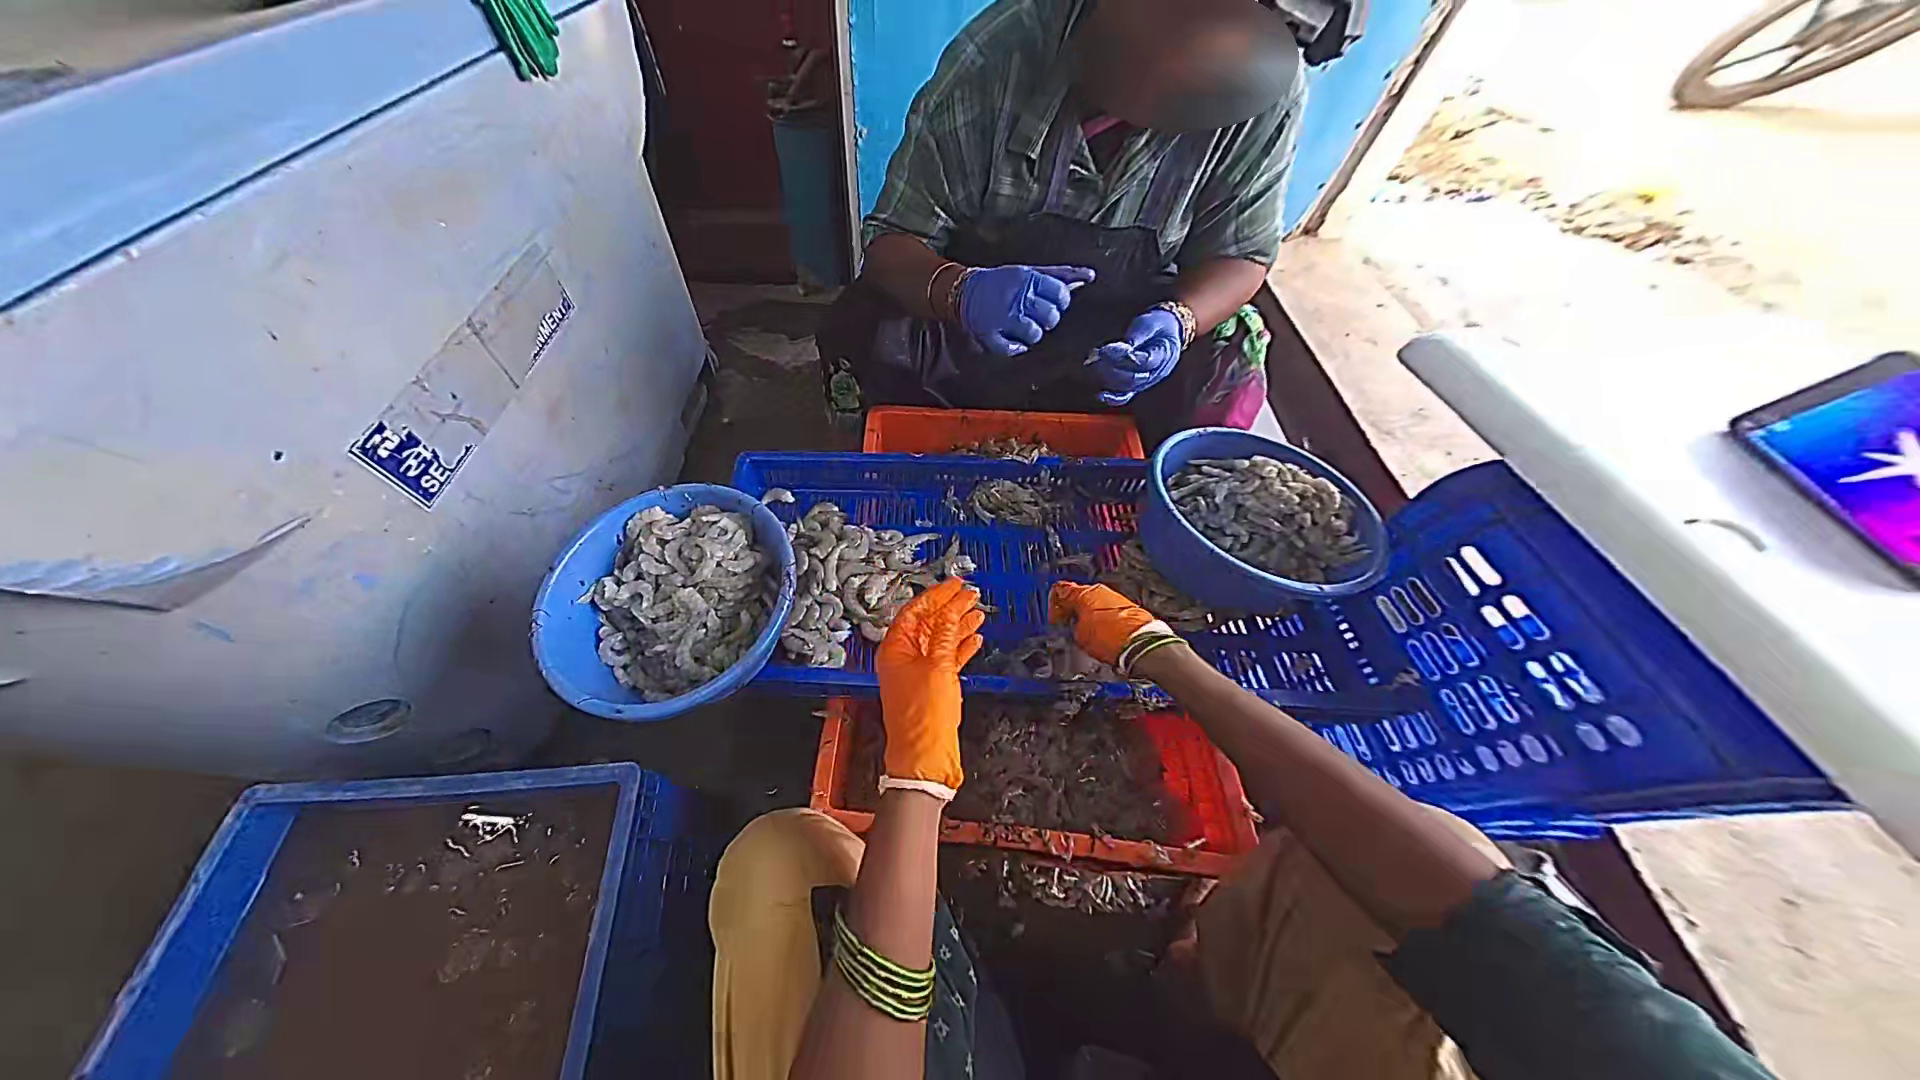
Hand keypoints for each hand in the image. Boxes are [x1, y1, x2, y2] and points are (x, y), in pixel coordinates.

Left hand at [876, 578, 985, 791]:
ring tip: (976, 611)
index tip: (955, 585)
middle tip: (969, 594)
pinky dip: (961, 646)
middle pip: (928, 622)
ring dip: (958, 624)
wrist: (926, 759)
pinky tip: (974, 638)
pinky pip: (948, 658)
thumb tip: (951, 609)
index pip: (915, 610)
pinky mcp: (933, 687)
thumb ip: (946, 634)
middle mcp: (904, 659)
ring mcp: (919, 673)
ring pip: (940, 639)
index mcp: (895, 649)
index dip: (936, 595)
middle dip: (950, 607)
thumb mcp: (938, 666)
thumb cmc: (923, 719)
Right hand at [957, 264, 1096, 356]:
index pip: (1061, 295)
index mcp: (1028, 280)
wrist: (963, 291)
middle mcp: (1017, 298)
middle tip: (1033, 314)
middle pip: (1051, 318)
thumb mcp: (1029, 272)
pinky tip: (1010, 337)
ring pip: (1035, 336)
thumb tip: (1089, 276)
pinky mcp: (990, 335)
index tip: (1049, 302)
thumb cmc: (1001, 282)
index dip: (1059, 302)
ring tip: (1020, 325)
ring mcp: (1003, 318)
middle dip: (1047, 319)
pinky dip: (1015, 347)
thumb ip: (1059, 275)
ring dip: (1030, 333)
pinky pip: (1014, 349)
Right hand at [1048, 582, 1155, 666]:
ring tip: (1086, 633)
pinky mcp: (1129, 607)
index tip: (1054, 617)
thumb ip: (1071, 625)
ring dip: (1087, 615)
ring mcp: (1116, 598)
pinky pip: (1109, 610)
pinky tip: (1102, 634)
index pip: (1061, 590)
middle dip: (1071, 610)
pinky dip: (1102, 619)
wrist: (1141, 645)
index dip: (1054, 605)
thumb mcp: (1079, 636)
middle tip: (1067, 625)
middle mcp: (1101, 591)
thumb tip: (1074, 626)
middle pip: (1079, 595)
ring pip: (1095, 602)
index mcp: (1084, 593)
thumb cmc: (1112, 639)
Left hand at [1088, 307, 1183, 404]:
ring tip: (1096, 364)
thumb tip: (1124, 349)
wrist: (1166, 331)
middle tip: (1099, 356)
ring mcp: (1147, 381)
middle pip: (1134, 378)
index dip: (1124, 358)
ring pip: (1128, 387)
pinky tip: (1100, 395)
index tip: (1107, 349)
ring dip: (1110, 378)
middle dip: (1113, 369)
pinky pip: (1126, 396)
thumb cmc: (1157, 324)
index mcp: (1165, 355)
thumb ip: (1138, 336)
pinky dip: (1113, 397)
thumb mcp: (1149, 323)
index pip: (1144, 362)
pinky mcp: (1137, 385)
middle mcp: (1157, 373)